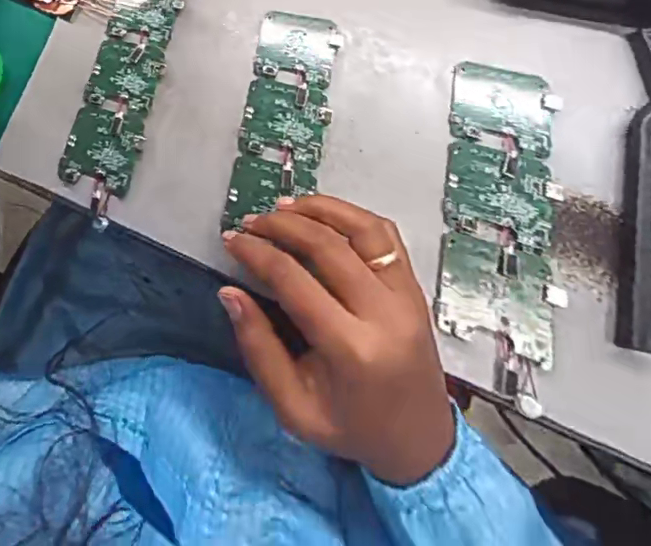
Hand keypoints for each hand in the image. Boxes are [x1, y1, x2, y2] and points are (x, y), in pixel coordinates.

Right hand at [219, 196, 456, 485]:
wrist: (420, 444)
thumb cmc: (352, 428)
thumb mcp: (293, 408)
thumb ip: (258, 348)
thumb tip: (230, 293)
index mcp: (352, 350)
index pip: (293, 279)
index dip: (256, 252)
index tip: (231, 241)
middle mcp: (385, 316)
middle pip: (326, 245)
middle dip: (280, 225)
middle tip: (251, 223)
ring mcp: (407, 299)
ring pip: (362, 230)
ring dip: (318, 209)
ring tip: (283, 207)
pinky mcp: (415, 291)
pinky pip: (385, 236)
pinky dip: (350, 215)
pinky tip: (321, 214)